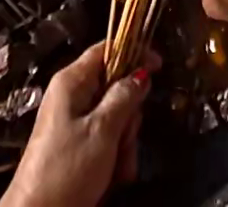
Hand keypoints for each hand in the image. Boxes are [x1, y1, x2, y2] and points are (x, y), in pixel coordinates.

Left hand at [1, 43, 155, 206]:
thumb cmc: (68, 168)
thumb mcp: (102, 131)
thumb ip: (124, 98)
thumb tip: (141, 71)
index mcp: (72, 81)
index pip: (105, 50)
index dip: (132, 52)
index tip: (158, 65)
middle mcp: (71, 95)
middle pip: (113, 87)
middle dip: (128, 116)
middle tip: (126, 139)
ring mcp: (73, 121)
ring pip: (113, 117)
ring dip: (124, 142)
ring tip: (119, 167)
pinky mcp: (76, 145)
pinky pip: (105, 139)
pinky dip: (114, 156)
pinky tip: (114, 177)